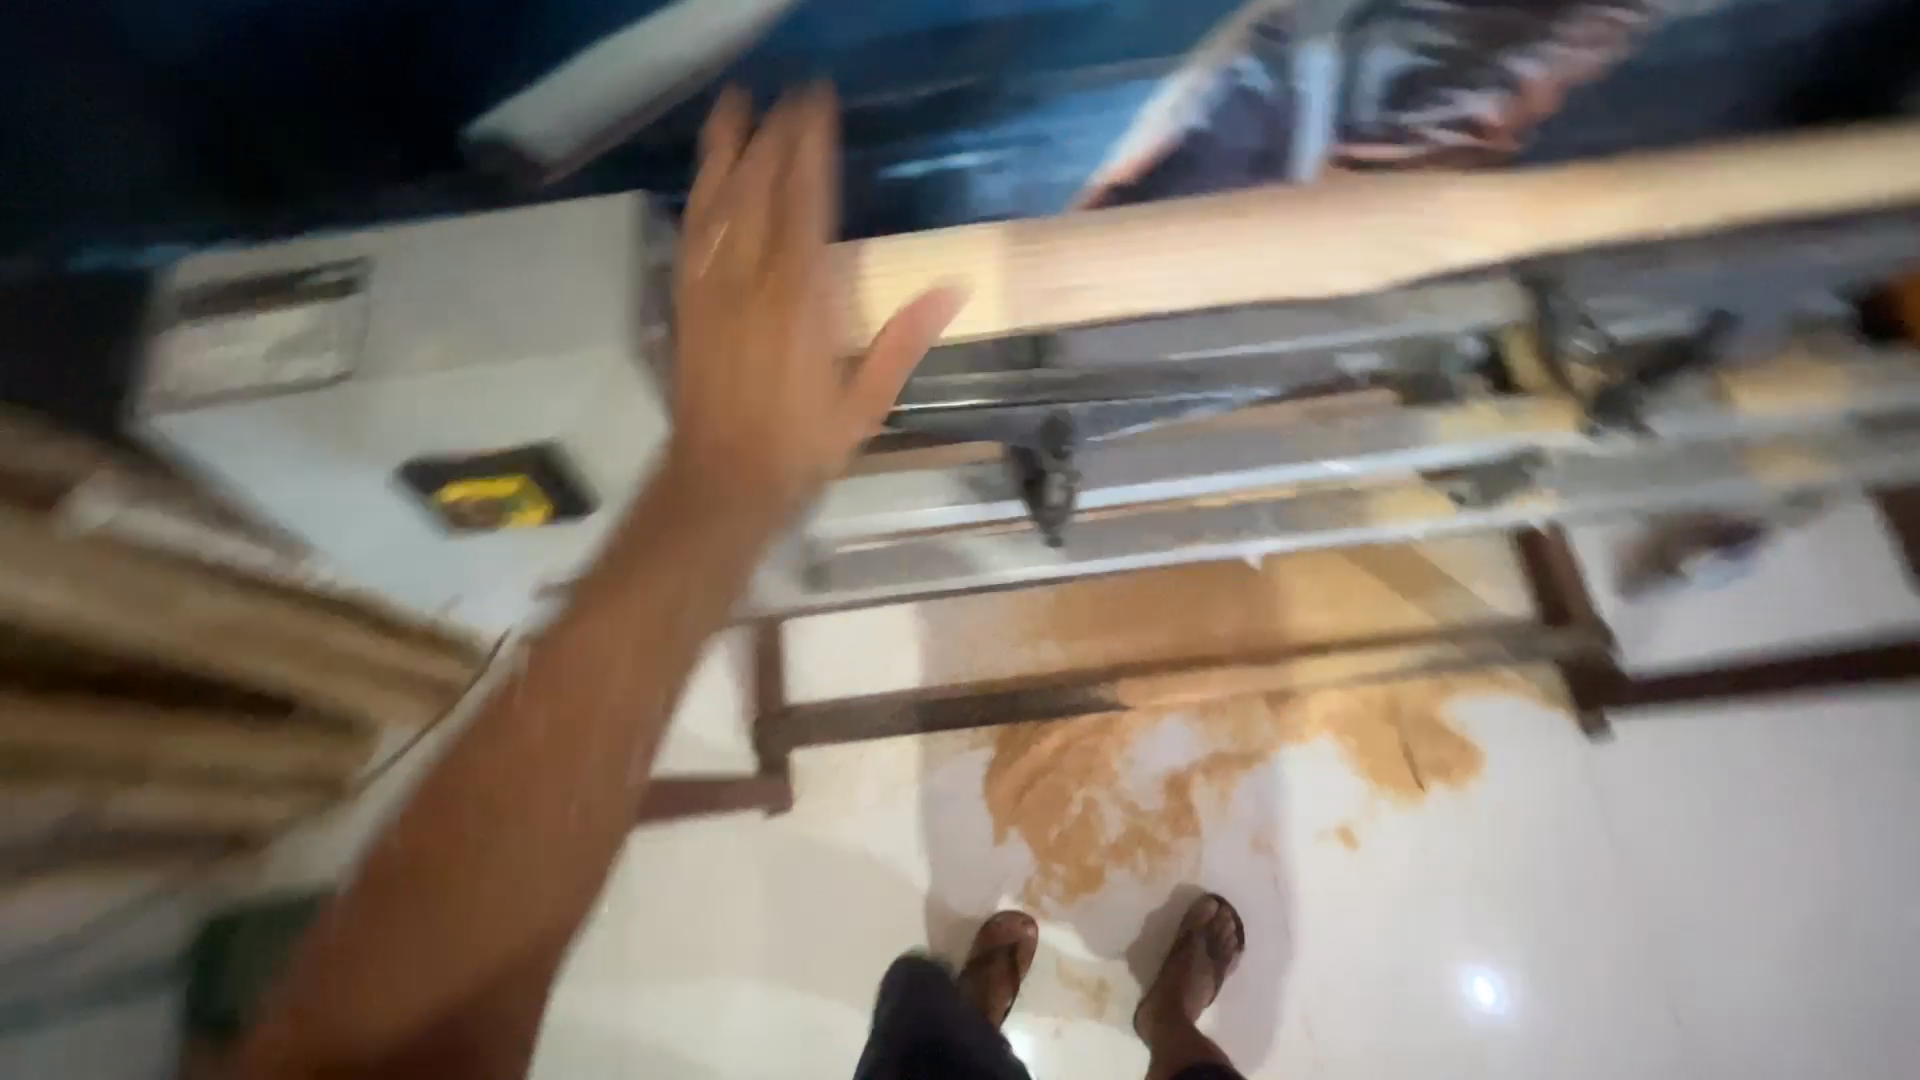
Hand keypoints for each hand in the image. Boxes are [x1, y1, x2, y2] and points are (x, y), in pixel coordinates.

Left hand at [667, 83, 965, 521]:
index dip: (809, 147)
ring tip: (735, 107)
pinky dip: (699, 198)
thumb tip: (952, 289)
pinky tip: (705, 179)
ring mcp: (710, 290)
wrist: (723, 480)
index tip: (818, 105)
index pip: (806, 203)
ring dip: (726, 150)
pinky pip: (690, 237)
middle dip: (771, 135)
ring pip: (715, 202)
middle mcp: (750, 282)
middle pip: (757, 189)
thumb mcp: (866, 405)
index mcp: (801, 302)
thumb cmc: (801, 448)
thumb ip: (903, 342)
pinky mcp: (685, 305)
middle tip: (786, 96)